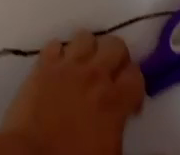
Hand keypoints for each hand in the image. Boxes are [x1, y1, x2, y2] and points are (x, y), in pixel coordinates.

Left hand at [0, 28, 143, 154]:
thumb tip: (120, 116)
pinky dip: (59, 53)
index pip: (136, 74)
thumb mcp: (109, 152)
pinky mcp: (43, 65)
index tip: (127, 100)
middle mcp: (94, 75)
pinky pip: (55, 44)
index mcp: (114, 100)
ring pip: (85, 36)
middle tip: (108, 76)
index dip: (134, 85)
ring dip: (88, 50)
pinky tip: (58, 67)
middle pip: (115, 44)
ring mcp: (67, 66)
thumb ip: (119, 124)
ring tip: (82, 67)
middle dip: (116, 57)